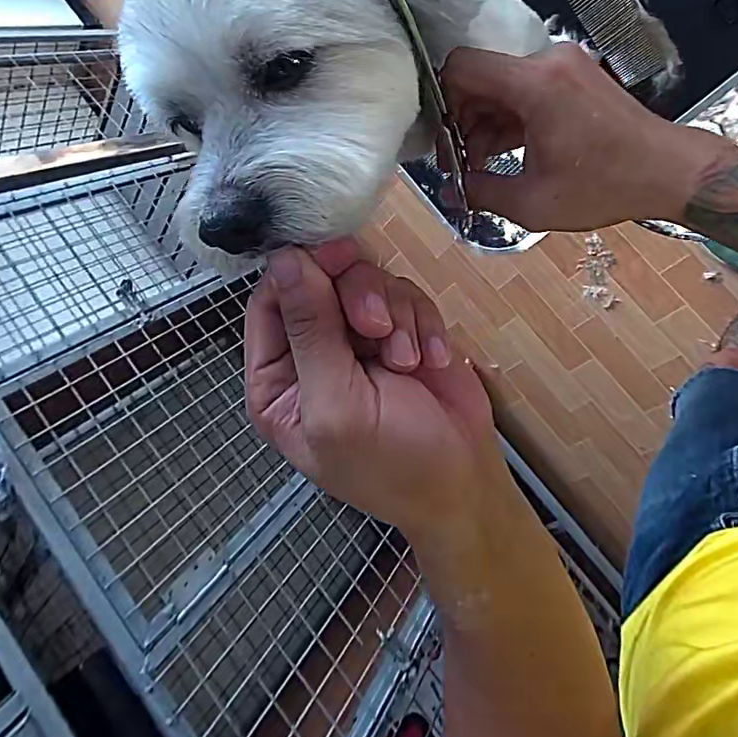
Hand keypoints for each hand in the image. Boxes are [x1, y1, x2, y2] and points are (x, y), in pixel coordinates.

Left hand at [244, 244, 500, 541]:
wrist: (463, 478)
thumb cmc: (390, 460)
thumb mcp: (338, 403)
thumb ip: (311, 331)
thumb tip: (285, 260)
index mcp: (280, 375)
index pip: (273, 301)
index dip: (301, 272)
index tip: (335, 258)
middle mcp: (319, 350)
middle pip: (328, 281)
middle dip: (360, 299)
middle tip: (379, 326)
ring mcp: (367, 338)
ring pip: (374, 284)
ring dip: (399, 317)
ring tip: (410, 361)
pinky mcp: (410, 331)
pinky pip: (412, 297)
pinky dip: (427, 325)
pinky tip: (434, 360)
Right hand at [442, 42, 732, 230]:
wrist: (669, 172)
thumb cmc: (611, 185)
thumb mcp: (535, 202)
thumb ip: (481, 193)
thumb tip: (453, 189)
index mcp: (536, 83)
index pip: (460, 67)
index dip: (443, 103)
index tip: (445, 139)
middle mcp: (550, 61)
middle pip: (482, 76)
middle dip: (466, 119)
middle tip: (463, 160)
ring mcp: (567, 65)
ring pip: (505, 83)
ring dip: (490, 120)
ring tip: (487, 163)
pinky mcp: (577, 75)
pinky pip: (530, 88)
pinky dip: (515, 116)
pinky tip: (511, 150)